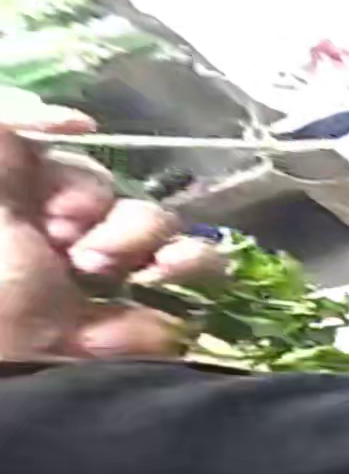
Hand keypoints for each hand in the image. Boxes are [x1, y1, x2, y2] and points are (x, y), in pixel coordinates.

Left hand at [0, 90, 224, 359]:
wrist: (26, 359)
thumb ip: (0, 136)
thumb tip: (69, 115)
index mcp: (6, 190)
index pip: (46, 143)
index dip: (56, 142)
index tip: (57, 140)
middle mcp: (59, 217)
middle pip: (103, 180)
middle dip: (89, 202)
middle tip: (60, 235)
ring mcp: (120, 256)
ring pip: (155, 217)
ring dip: (135, 237)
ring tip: (101, 269)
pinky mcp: (168, 289)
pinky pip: (202, 257)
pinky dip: (190, 262)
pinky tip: (161, 276)